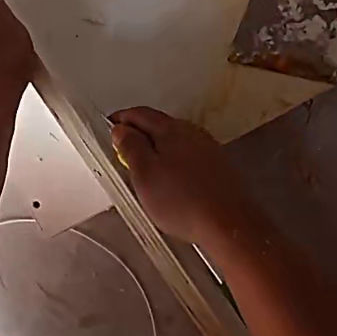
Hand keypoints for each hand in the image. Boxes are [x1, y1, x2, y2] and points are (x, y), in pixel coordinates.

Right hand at [109, 107, 260, 245]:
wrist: (228, 222)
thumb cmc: (180, 199)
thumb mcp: (144, 174)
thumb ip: (131, 147)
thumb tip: (121, 129)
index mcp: (171, 129)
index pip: (141, 113)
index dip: (122, 119)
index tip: (108, 128)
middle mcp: (193, 132)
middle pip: (160, 124)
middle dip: (140, 132)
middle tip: (122, 148)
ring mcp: (209, 149)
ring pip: (176, 141)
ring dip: (158, 147)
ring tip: (144, 166)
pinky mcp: (219, 167)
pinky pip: (189, 156)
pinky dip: (174, 160)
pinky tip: (171, 179)